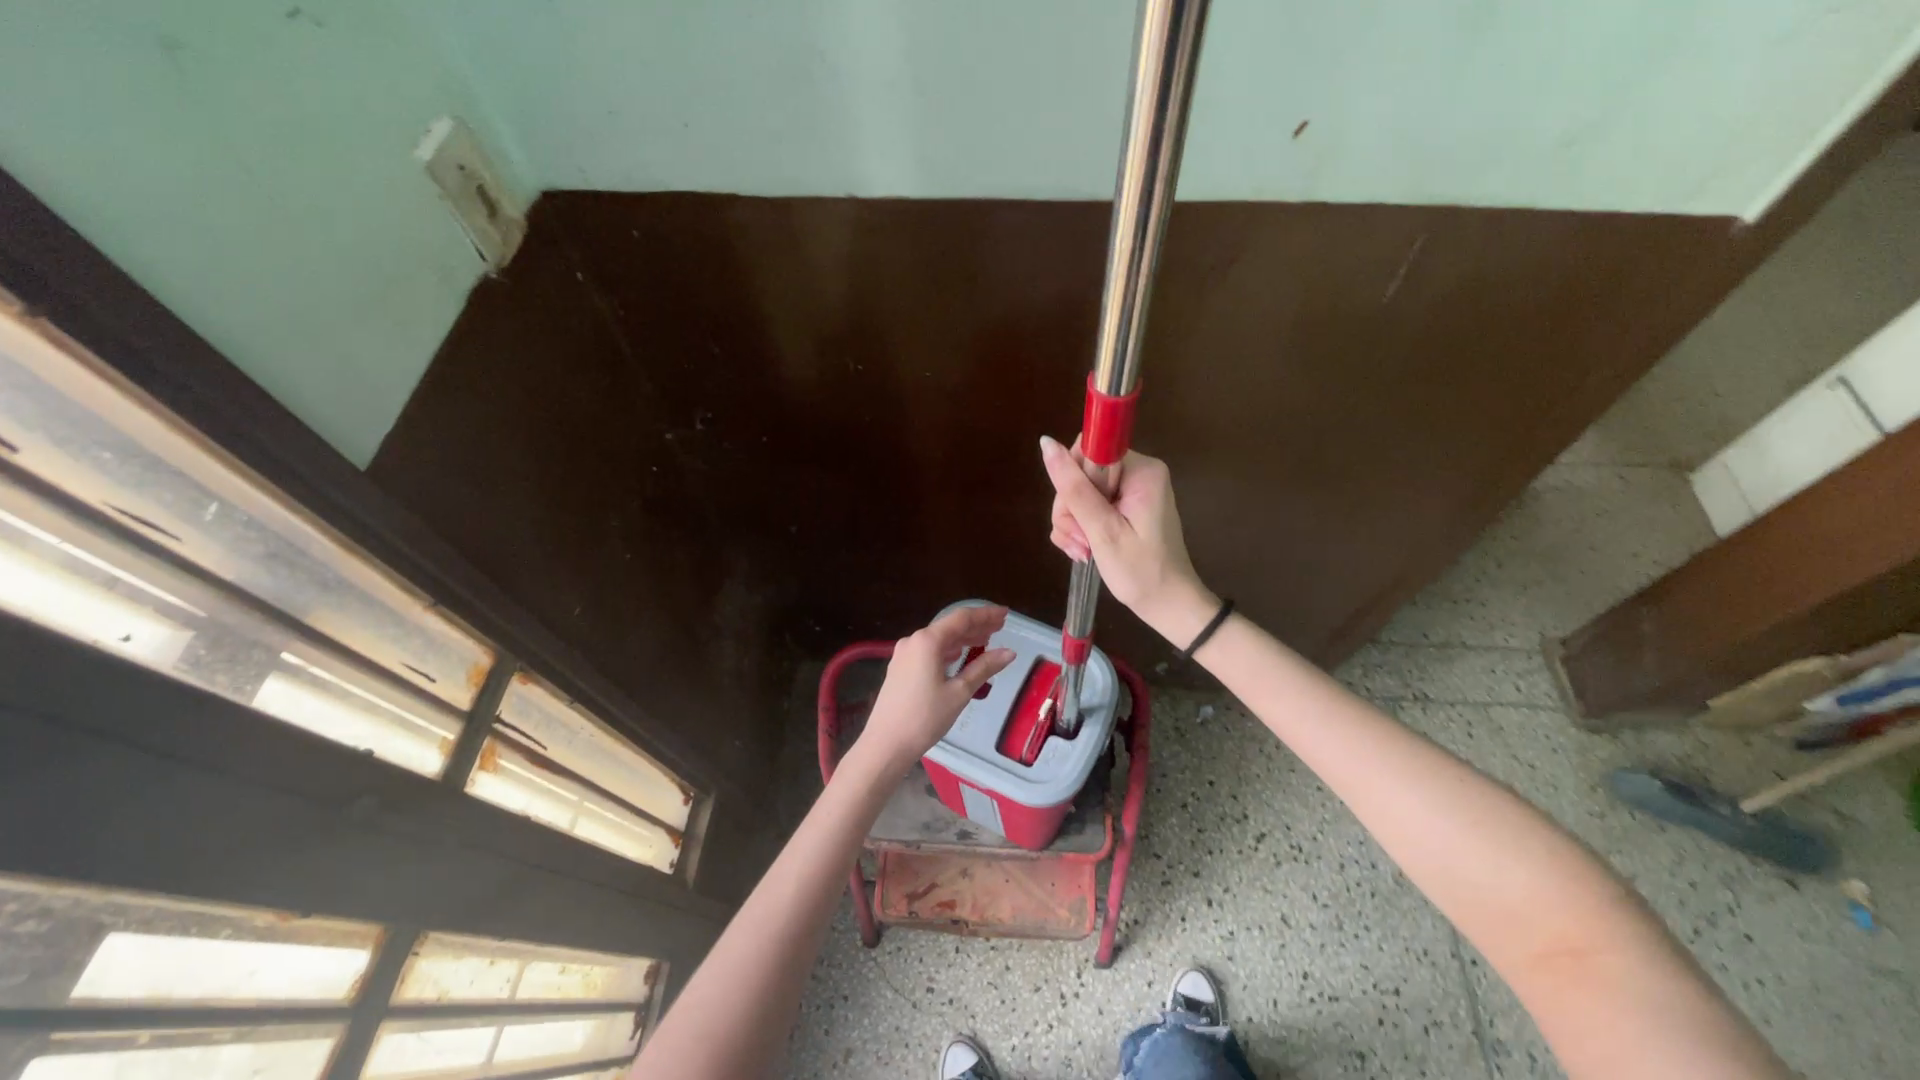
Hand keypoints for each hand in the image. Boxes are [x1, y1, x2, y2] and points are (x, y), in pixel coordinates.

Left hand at [862, 605, 1015, 767]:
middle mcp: (913, 641)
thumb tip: (1009, 652)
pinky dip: (948, 650)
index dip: (985, 614)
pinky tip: (959, 656)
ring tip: (986, 640)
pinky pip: (928, 651)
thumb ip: (984, 668)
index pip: (961, 618)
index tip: (1005, 614)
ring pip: (938, 639)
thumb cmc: (925, 717)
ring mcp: (903, 654)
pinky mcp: (900, 668)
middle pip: (949, 626)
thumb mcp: (959, 692)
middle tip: (1001, 626)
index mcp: (928, 641)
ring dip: (962, 638)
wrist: (886, 744)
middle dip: (976, 625)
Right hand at [1040, 435, 1215, 642]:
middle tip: (1081, 541)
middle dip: (1070, 509)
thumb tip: (1046, 443)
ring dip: (1072, 524)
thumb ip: (1074, 487)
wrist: (1167, 606)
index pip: (1089, 449)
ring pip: (1079, 493)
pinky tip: (1084, 550)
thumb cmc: (1141, 571)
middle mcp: (1137, 473)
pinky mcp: (1122, 508)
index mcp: (1141, 470)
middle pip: (1081, 473)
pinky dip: (1080, 529)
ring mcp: (1130, 491)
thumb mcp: (1103, 530)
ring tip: (1083, 551)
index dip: (1072, 478)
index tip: (1078, 512)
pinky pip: (1088, 506)